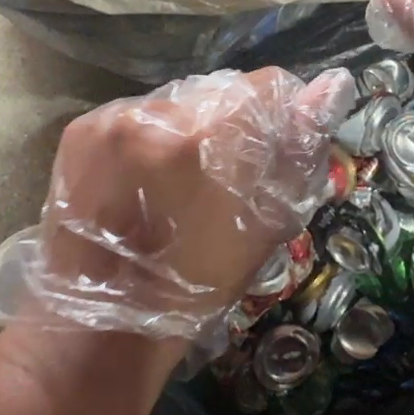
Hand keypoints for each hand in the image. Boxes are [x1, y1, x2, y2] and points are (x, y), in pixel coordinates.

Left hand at [0, 67, 354, 338]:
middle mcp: (156, 112)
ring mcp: (112, 117)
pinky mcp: (81, 128)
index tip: (274, 154)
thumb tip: (332, 86)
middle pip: (220, 92)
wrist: (98, 328)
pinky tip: (145, 182)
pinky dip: (152, 138)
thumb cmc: (193, 288)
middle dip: (234, 125)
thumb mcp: (264, 225)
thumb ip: (299, 153)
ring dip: (192, 129)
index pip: (266, 87)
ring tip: (180, 184)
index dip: (281, 119)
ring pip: (179, 102)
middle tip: (224, 178)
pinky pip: (138, 114)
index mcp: (205, 137)